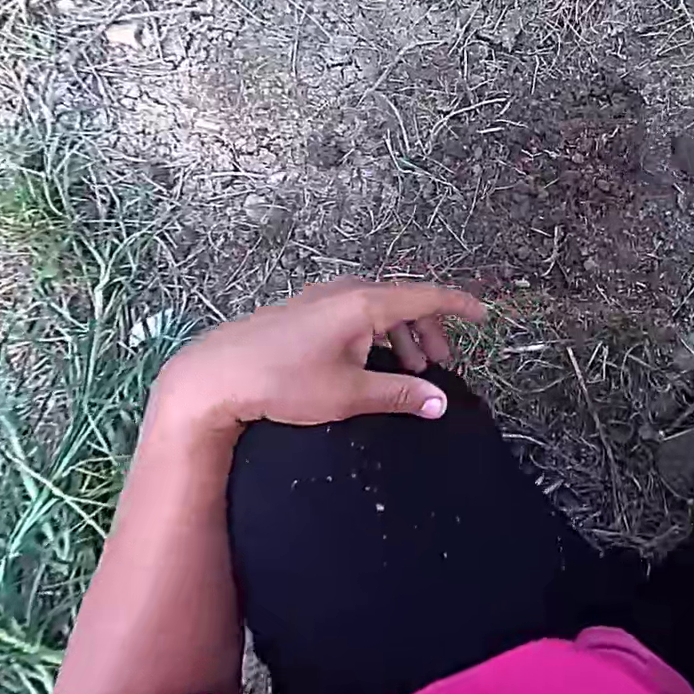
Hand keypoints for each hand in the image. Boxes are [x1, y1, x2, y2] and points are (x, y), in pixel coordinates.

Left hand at [149, 278, 487, 436]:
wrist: (209, 376)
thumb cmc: (282, 382)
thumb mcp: (348, 394)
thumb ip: (401, 394)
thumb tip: (442, 404)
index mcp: (367, 303)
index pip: (429, 296)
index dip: (460, 305)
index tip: (484, 315)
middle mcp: (351, 290)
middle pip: (407, 301)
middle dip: (430, 330)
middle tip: (439, 363)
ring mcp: (327, 295)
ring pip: (383, 306)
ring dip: (403, 333)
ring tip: (407, 367)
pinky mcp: (309, 307)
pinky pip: (360, 309)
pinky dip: (379, 330)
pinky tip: (370, 358)